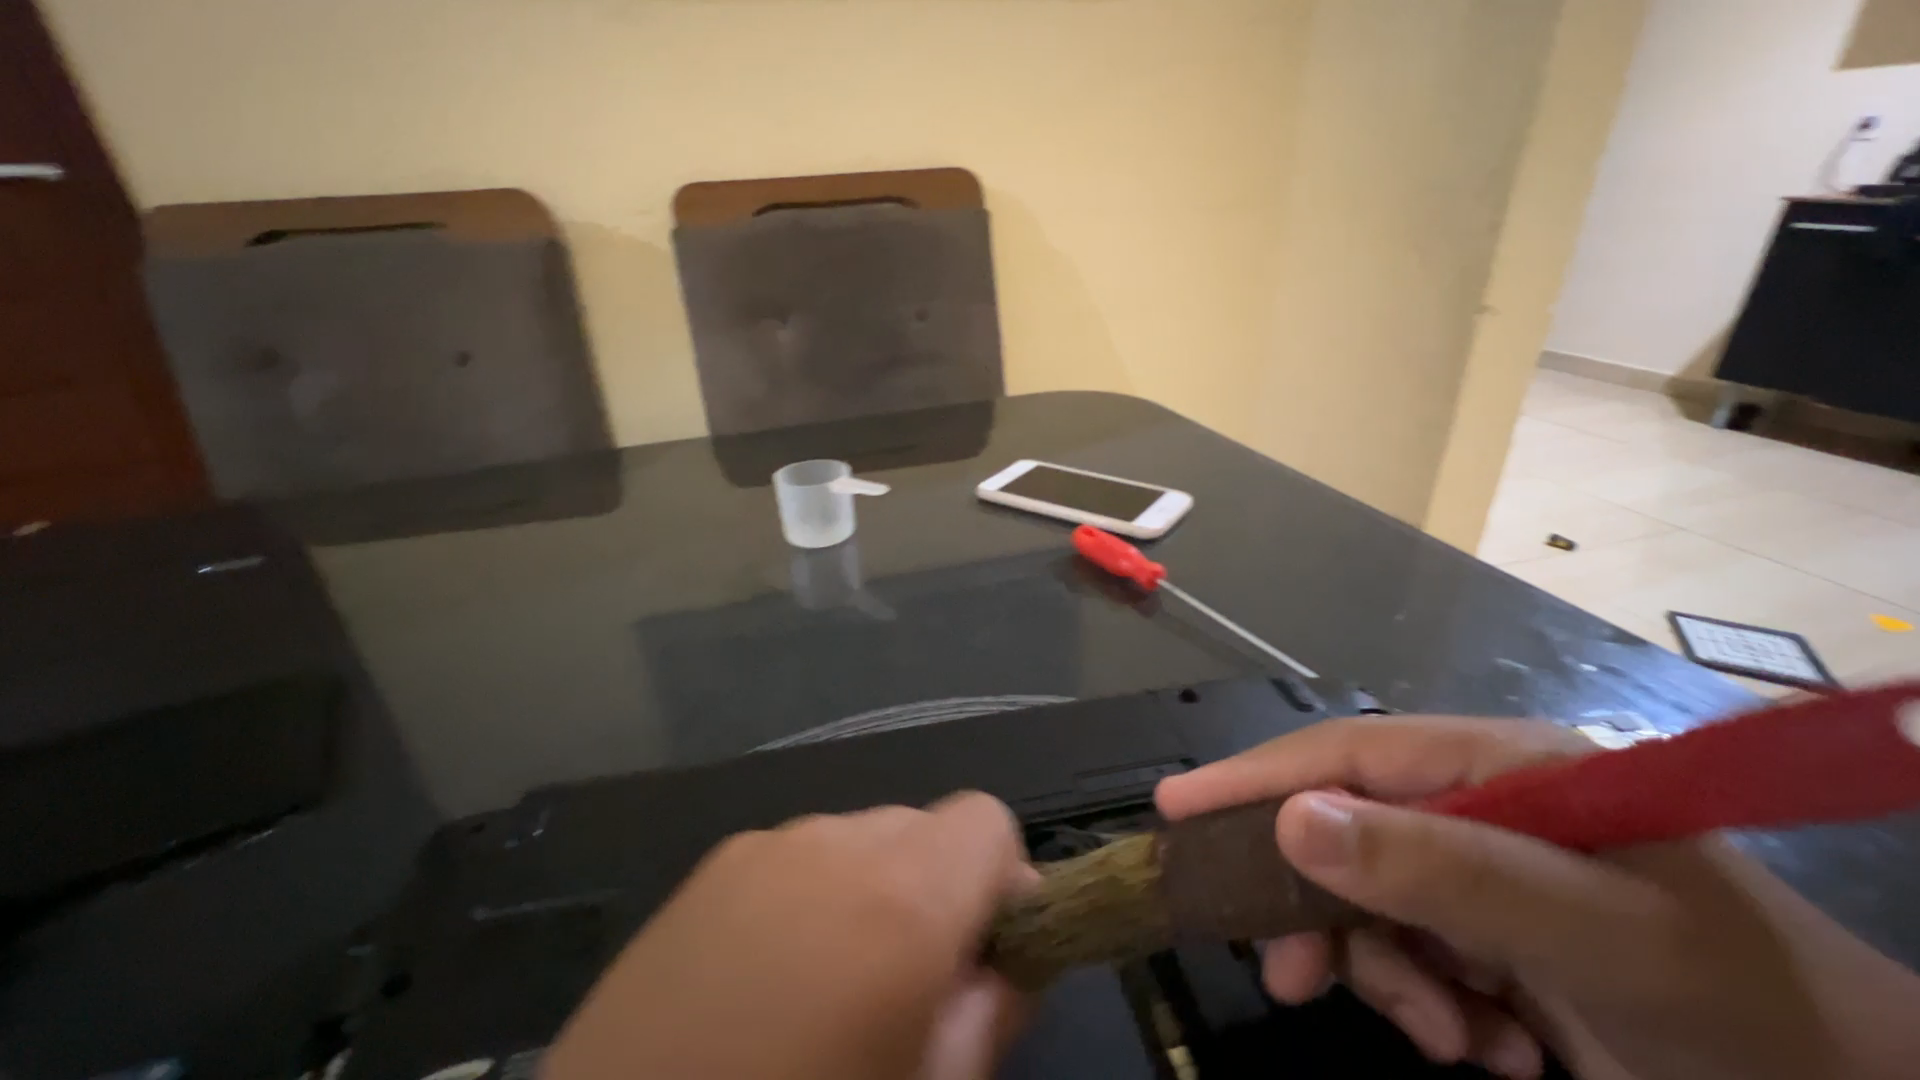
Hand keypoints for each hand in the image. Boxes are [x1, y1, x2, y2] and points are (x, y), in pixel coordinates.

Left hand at [543, 792, 1033, 1079]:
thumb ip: (995, 1011)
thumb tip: (1014, 956)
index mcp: (902, 895)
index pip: (988, 820)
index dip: (1001, 883)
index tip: (984, 954)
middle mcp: (834, 843)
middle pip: (923, 827)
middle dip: (937, 890)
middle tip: (907, 985)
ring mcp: (763, 848)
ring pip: (859, 839)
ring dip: (871, 892)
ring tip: (827, 987)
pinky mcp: (706, 868)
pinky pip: (795, 857)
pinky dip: (811, 896)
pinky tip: (766, 978)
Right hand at [1155, 715, 1919, 1079]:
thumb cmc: (1734, 1006)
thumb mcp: (1588, 935)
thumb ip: (1442, 870)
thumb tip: (1292, 819)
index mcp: (1507, 765)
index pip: (1350, 753)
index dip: (1258, 778)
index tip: (1175, 809)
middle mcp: (1488, 804)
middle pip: (1350, 835)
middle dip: (1327, 914)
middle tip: (1297, 983)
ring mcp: (1494, 870)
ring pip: (1376, 905)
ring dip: (1393, 979)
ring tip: (1454, 1045)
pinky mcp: (1501, 932)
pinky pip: (1418, 954)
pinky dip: (1435, 1006)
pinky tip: (1495, 1049)